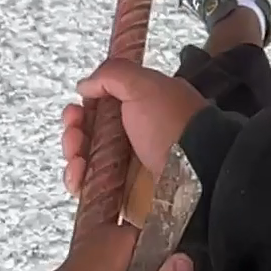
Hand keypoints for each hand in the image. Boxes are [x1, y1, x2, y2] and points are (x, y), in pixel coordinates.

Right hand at [61, 60, 207, 195]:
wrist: (198, 170)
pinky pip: (92, 188)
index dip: (84, 107)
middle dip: (74, 131)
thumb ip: (113, 75)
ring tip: (75, 158)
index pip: (103, 105)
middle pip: (90, 132)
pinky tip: (78, 178)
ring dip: (73, 156)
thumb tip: (84, 85)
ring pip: (87, 160)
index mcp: (141, 106)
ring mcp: (128, 166)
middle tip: (73, 133)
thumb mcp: (145, 85)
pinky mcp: (122, 195)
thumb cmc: (172, 123)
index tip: (75, 110)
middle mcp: (133, 135)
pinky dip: (79, 182)